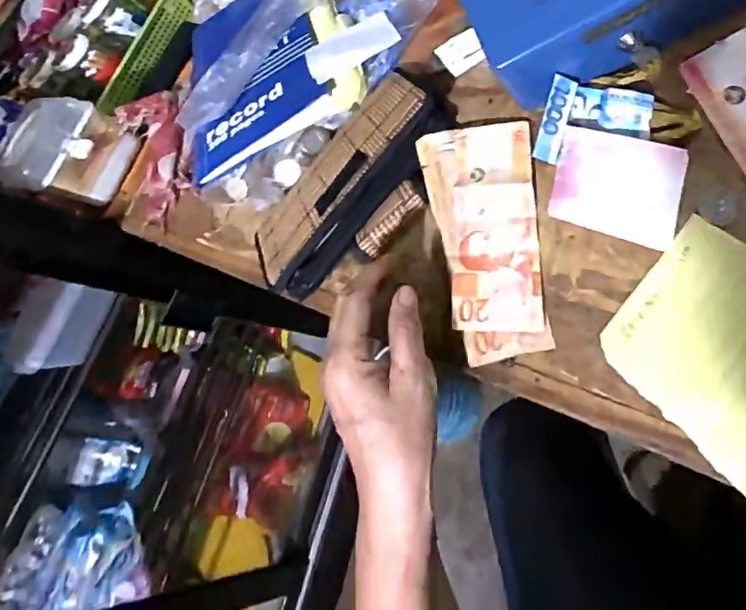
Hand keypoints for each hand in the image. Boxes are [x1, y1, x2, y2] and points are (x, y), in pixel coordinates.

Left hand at [323, 260, 435, 549]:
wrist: (393, 489)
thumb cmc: (406, 434)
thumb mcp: (413, 377)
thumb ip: (406, 330)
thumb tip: (404, 290)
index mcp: (344, 359)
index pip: (353, 301)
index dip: (373, 275)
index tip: (397, 256)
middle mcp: (332, 363)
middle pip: (343, 310)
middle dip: (367, 283)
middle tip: (398, 265)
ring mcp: (335, 377)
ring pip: (346, 325)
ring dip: (368, 301)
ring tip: (397, 283)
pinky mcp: (345, 387)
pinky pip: (353, 341)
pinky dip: (370, 321)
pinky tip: (392, 319)